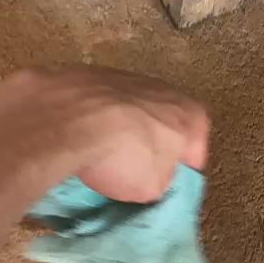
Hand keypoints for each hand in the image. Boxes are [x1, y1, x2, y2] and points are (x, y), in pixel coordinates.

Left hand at [0, 66, 209, 203]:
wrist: (68, 120)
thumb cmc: (126, 156)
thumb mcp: (154, 189)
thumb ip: (162, 180)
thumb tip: (151, 176)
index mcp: (192, 115)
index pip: (195, 152)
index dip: (179, 174)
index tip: (162, 189)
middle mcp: (165, 88)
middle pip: (162, 125)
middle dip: (149, 146)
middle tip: (130, 173)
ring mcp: (125, 76)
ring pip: (127, 111)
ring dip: (118, 130)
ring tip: (96, 157)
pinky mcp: (87, 73)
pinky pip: (93, 105)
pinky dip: (87, 119)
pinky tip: (73, 139)